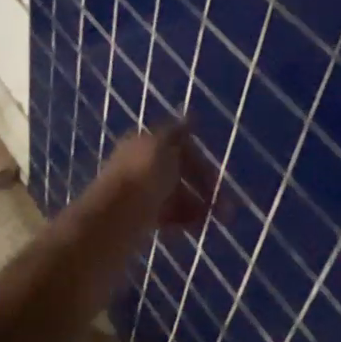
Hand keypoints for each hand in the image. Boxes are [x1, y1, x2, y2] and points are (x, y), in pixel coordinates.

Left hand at [96, 119, 220, 232]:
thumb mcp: (163, 145)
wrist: (116, 215)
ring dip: (196, 206)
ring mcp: (140, 191)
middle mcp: (141, 164)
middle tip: (224, 208)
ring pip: (174, 195)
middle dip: (202, 188)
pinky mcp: (139, 216)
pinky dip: (182, 219)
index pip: (180, 147)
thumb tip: (189, 114)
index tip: (218, 181)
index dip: (200, 163)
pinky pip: (166, 214)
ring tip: (211, 220)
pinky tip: (196, 227)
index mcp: (144, 142)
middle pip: (178, 173)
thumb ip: (177, 132)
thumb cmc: (144, 175)